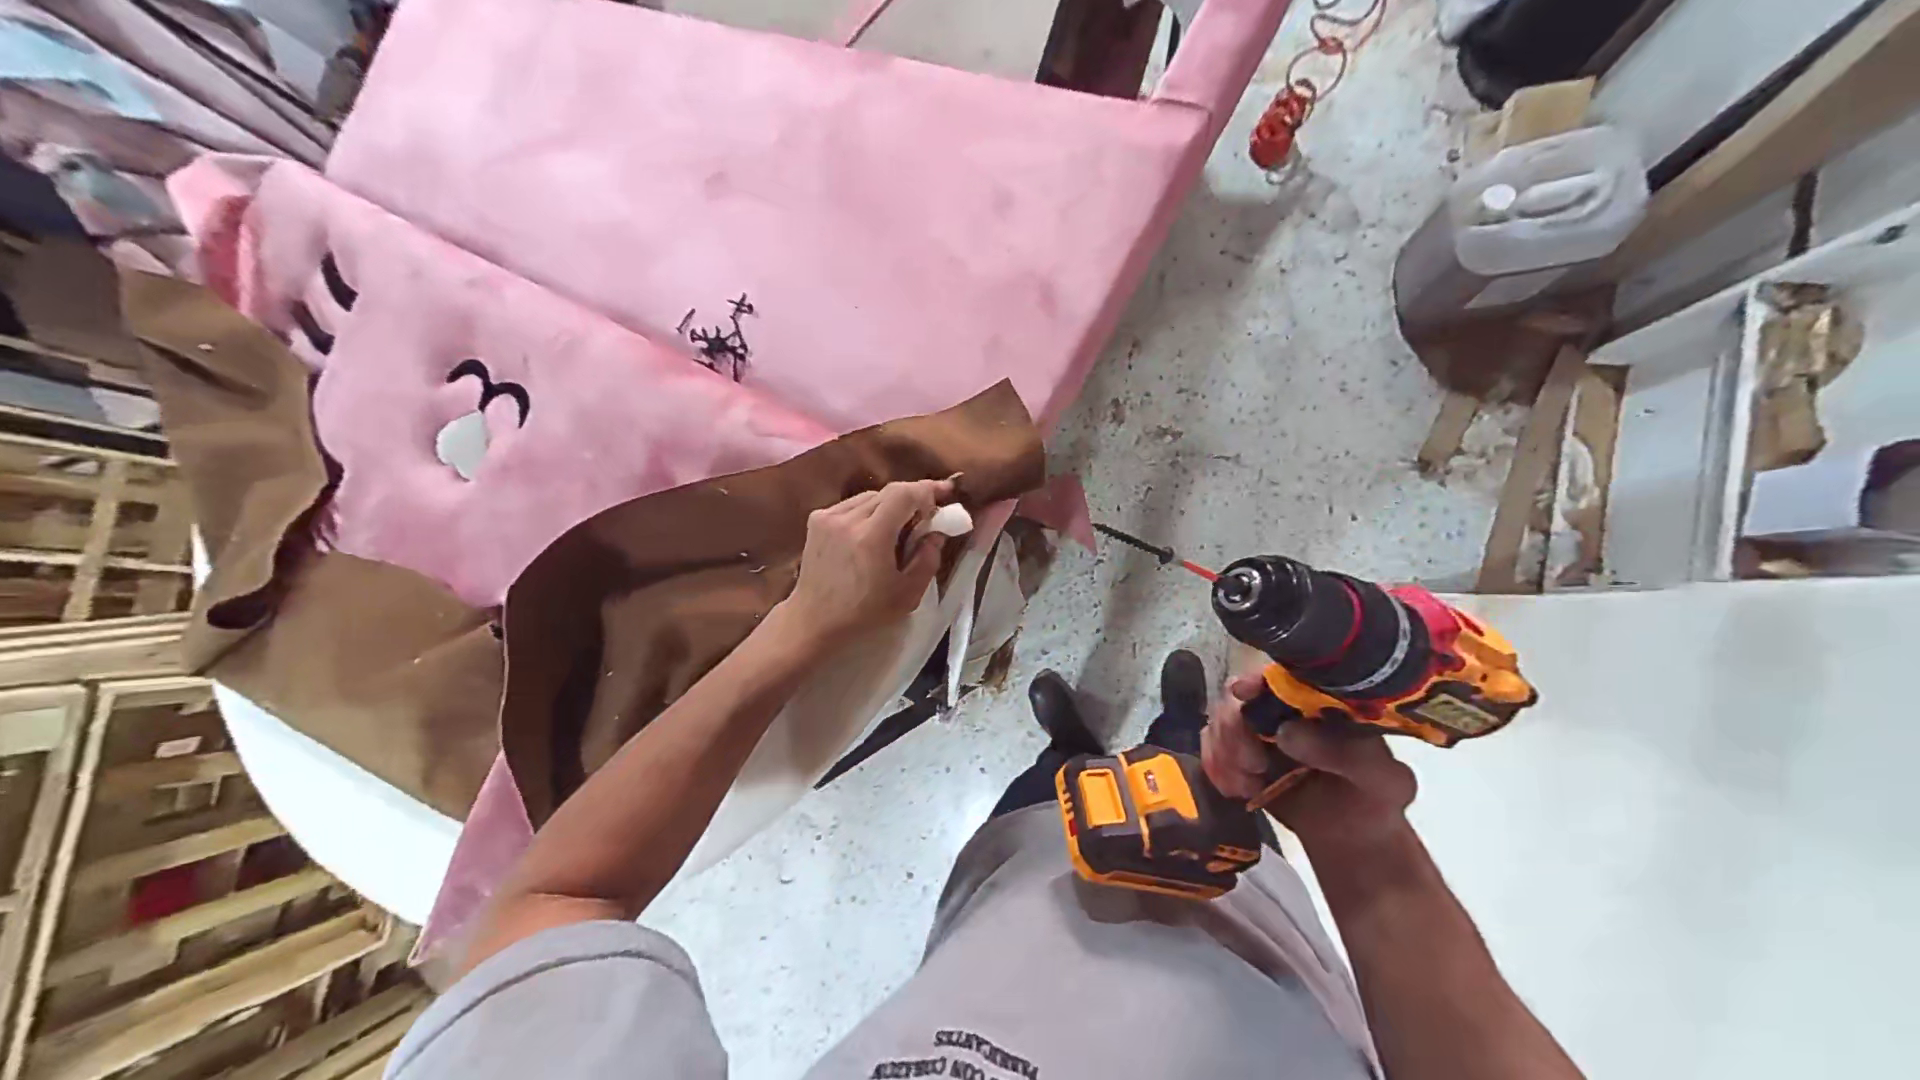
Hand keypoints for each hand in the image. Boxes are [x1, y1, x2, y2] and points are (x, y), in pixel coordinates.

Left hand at [775, 478, 955, 645]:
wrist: (814, 622)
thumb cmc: (864, 614)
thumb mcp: (908, 594)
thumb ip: (928, 559)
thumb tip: (936, 533)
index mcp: (871, 537)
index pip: (904, 493)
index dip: (928, 489)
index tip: (945, 493)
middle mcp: (847, 519)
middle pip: (888, 491)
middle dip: (912, 499)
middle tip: (926, 517)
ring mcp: (828, 517)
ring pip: (870, 496)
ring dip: (889, 506)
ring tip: (898, 528)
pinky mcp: (816, 520)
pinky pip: (852, 505)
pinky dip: (868, 512)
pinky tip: (872, 534)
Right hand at [1201, 672, 1416, 853]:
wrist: (1351, 839)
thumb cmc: (1374, 801)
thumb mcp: (1382, 781)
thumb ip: (1344, 754)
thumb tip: (1284, 732)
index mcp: (1319, 701)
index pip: (1281, 676)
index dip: (1257, 679)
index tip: (1243, 694)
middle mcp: (1282, 706)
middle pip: (1238, 697)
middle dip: (1234, 729)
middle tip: (1252, 765)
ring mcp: (1255, 727)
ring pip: (1218, 721)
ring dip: (1225, 754)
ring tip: (1249, 785)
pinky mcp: (1236, 751)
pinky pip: (1209, 746)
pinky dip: (1216, 767)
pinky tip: (1237, 790)